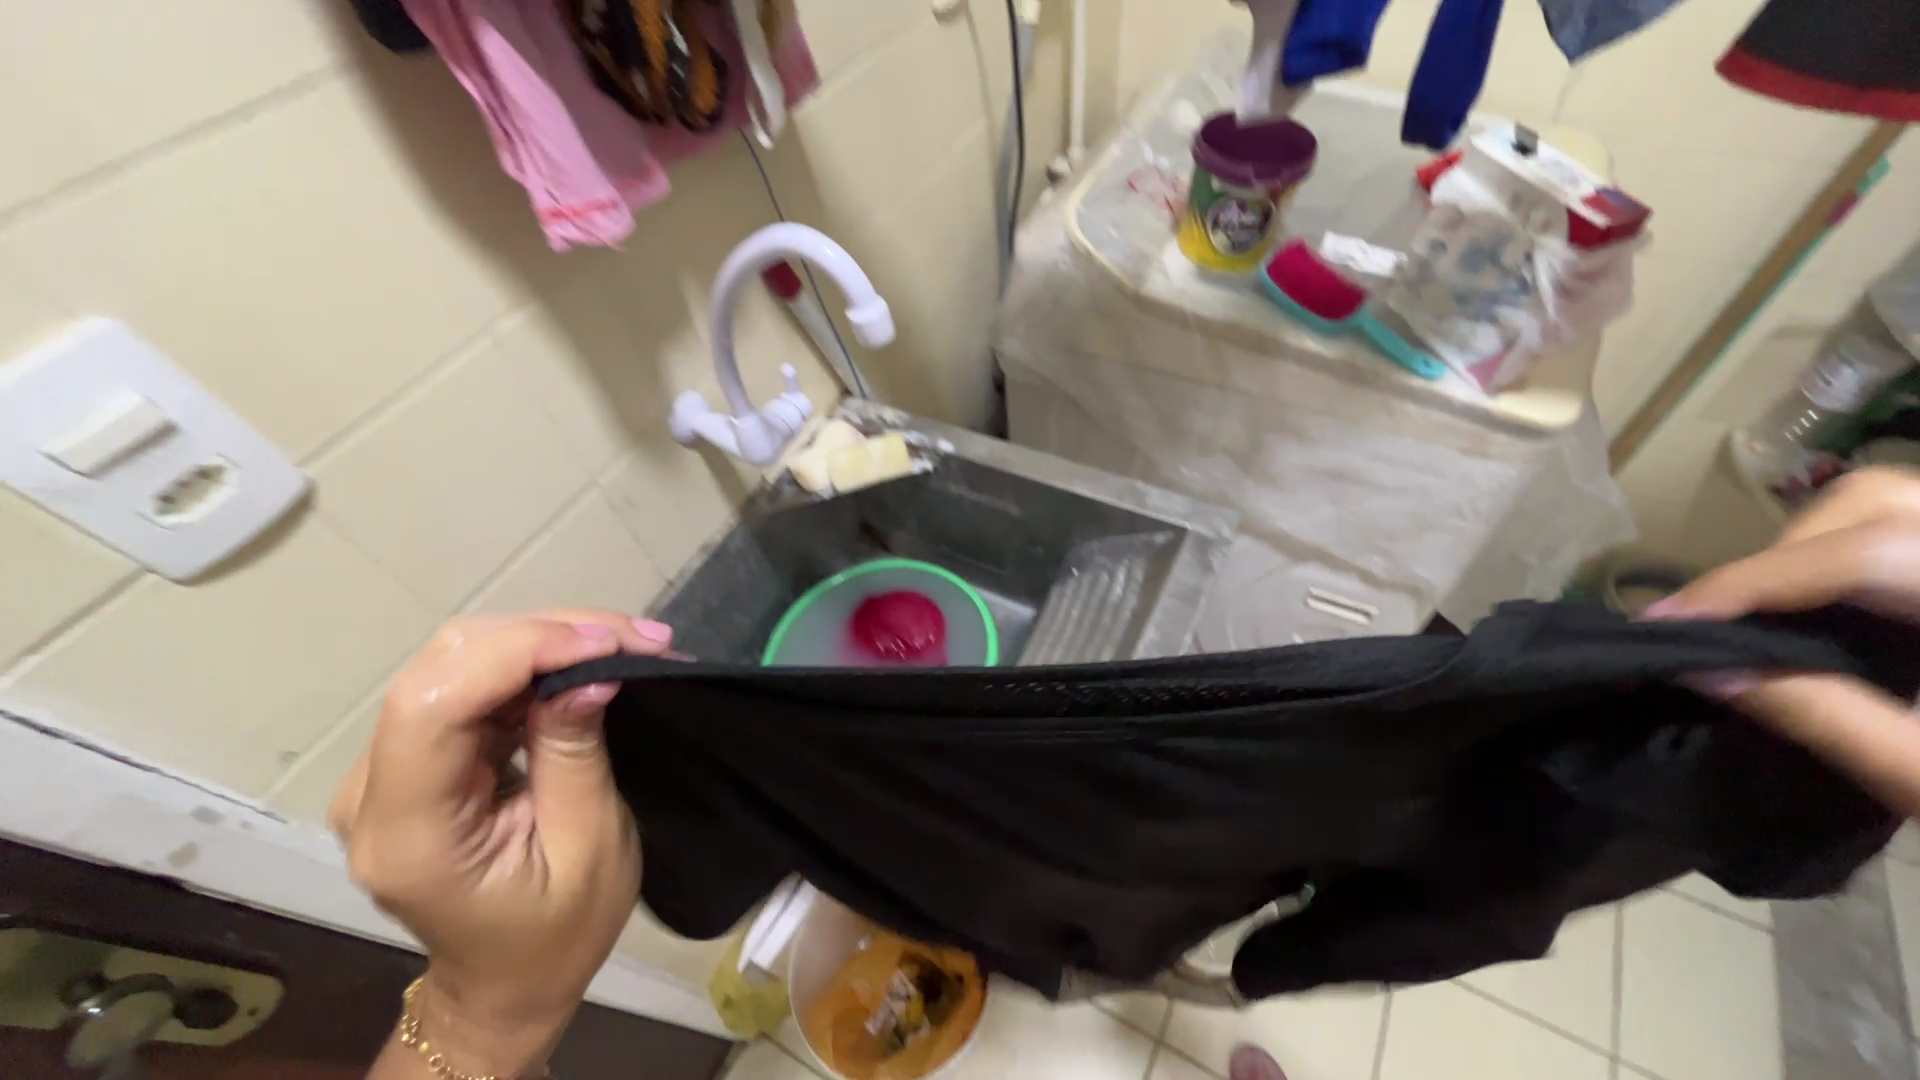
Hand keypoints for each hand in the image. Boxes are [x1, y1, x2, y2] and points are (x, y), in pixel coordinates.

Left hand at [331, 610, 669, 1075]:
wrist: (507, 981)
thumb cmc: (557, 933)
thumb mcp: (589, 847)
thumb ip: (576, 755)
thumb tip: (591, 672)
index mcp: (410, 833)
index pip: (433, 705)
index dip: (518, 652)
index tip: (610, 643)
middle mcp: (376, 790)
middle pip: (444, 667)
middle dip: (546, 632)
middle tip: (639, 637)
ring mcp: (388, 769)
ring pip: (458, 659)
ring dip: (548, 636)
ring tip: (629, 641)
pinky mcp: (417, 755)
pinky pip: (470, 680)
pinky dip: (536, 658)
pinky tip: (590, 656)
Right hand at [1646, 467, 1919, 815]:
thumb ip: (1822, 716)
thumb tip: (1701, 668)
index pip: (1867, 554)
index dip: (1751, 580)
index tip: (1665, 616)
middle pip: (1882, 502)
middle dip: (1783, 554)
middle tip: (1723, 618)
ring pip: (1894, 505)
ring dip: (1811, 549)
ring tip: (1764, 608)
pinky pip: (1907, 533)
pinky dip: (1846, 559)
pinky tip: (1817, 606)